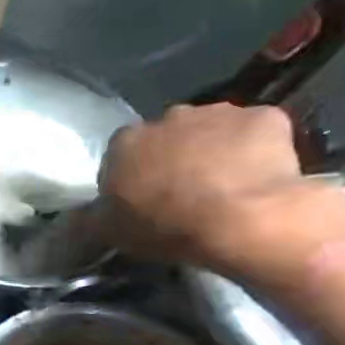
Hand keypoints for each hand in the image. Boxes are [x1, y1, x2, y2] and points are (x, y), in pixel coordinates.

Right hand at [97, 103, 338, 271]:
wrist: (241, 218)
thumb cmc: (164, 226)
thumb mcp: (110, 232)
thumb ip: (91, 217)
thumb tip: (80, 214)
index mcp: (125, 142)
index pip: (120, 154)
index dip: (130, 176)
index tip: (139, 199)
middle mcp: (169, 116)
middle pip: (167, 136)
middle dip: (172, 156)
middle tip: (182, 192)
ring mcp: (220, 112)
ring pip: (212, 130)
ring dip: (212, 150)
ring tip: (222, 185)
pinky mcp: (264, 116)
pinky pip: (254, 132)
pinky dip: (254, 148)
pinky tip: (256, 175)